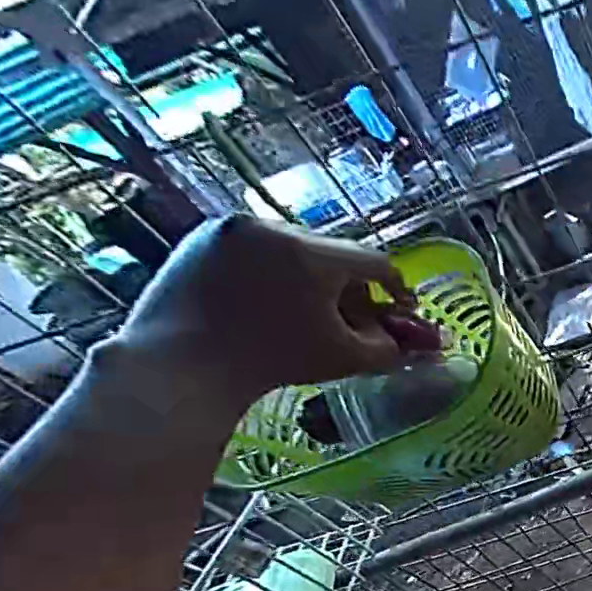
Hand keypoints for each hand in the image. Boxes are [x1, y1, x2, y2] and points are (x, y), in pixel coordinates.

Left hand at [103, 215, 434, 409]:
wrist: (182, 363)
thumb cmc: (276, 360)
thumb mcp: (348, 357)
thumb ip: (390, 347)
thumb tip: (408, 342)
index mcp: (311, 253)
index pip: (375, 261)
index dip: (397, 288)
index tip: (402, 310)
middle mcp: (272, 227)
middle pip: (334, 254)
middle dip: (352, 286)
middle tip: (357, 319)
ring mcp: (232, 229)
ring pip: (295, 250)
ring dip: (315, 279)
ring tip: (312, 314)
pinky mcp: (202, 238)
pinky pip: (258, 250)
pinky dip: (277, 274)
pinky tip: (274, 306)